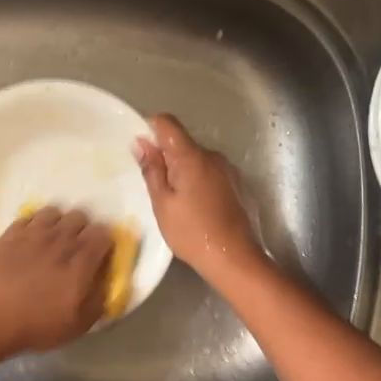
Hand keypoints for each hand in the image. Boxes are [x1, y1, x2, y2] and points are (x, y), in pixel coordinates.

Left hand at [0, 207, 113, 356]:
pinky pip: (29, 216)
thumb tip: (106, 281)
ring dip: (59, 223)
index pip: (103, 233)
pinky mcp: (10, 233)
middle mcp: (60, 240)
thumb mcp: (79, 324)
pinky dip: (34, 224)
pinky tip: (31, 239)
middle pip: (80, 216)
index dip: (104, 241)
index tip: (100, 254)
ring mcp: (33, 233)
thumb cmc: (37, 325)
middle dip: (83, 229)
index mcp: (81, 261)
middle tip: (76, 248)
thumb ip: (99, 299)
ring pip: (55, 211)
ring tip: (53, 240)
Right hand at [134, 114, 262, 276]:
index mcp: (191, 156)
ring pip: (197, 159)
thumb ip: (152, 169)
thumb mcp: (162, 203)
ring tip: (177, 201)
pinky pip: (211, 172)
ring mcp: (229, 169)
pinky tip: (197, 207)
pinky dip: (200, 181)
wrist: (234, 257)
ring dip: (184, 170)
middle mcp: (213, 155)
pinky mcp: (238, 184)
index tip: (142, 149)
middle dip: (166, 156)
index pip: (167, 122)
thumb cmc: (191, 232)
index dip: (150, 128)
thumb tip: (142, 142)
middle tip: (156, 186)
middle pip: (183, 142)